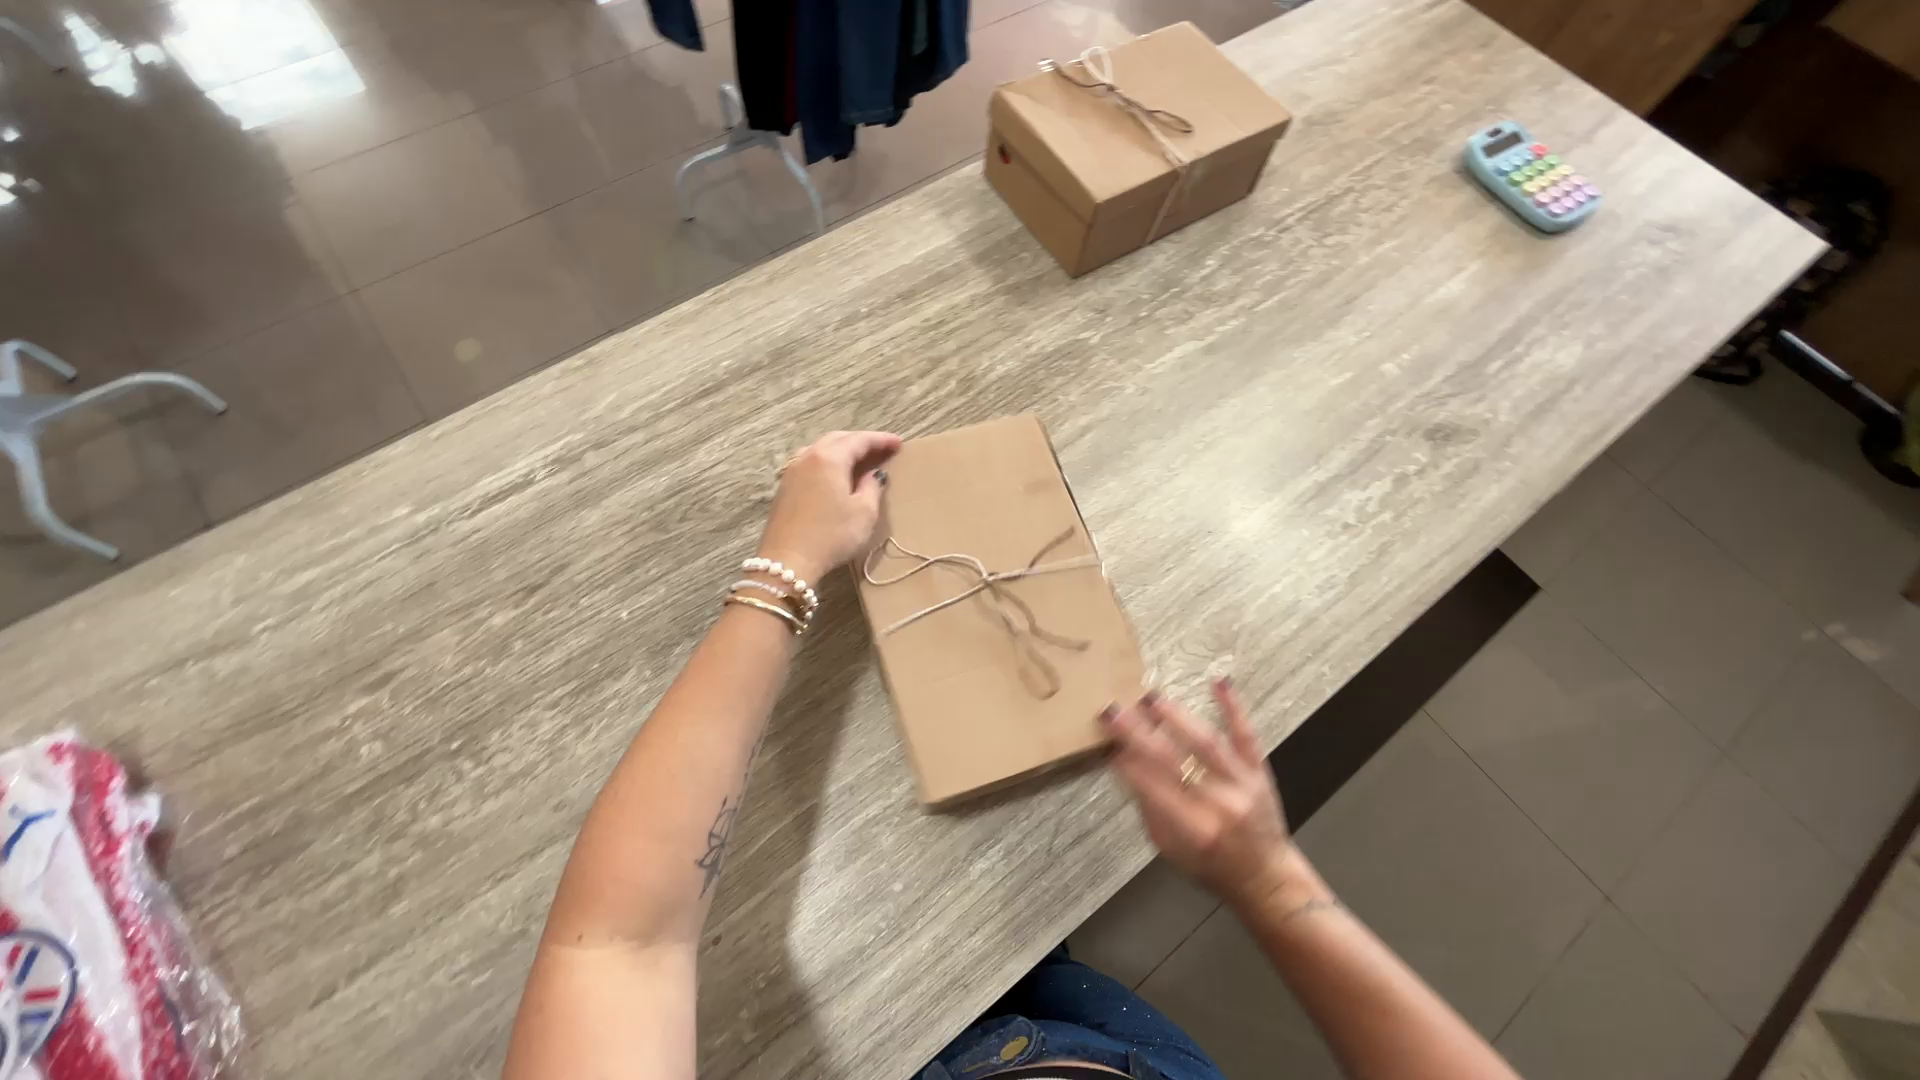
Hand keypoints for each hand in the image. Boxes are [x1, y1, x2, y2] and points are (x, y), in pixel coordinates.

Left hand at [757, 431, 901, 582]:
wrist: (788, 560)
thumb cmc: (832, 536)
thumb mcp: (864, 512)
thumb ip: (872, 487)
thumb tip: (873, 474)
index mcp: (830, 458)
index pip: (859, 440)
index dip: (881, 440)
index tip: (898, 443)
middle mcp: (808, 457)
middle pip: (838, 439)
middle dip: (861, 441)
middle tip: (881, 450)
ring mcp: (792, 471)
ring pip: (821, 449)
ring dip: (842, 449)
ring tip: (859, 459)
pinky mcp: (785, 487)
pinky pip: (810, 462)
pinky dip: (827, 461)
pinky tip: (835, 474)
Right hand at [1101, 680, 1325, 912]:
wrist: (1265, 876)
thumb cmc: (1210, 866)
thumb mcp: (1169, 849)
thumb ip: (1150, 807)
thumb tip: (1126, 765)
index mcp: (1191, 829)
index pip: (1149, 786)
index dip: (1125, 761)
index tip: (1105, 739)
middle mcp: (1217, 804)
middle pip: (1172, 760)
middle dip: (1138, 733)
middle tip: (1113, 709)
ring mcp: (1241, 784)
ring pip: (1206, 742)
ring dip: (1176, 716)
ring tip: (1151, 697)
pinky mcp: (1258, 771)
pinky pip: (1246, 735)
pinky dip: (1233, 707)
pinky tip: (1219, 682)